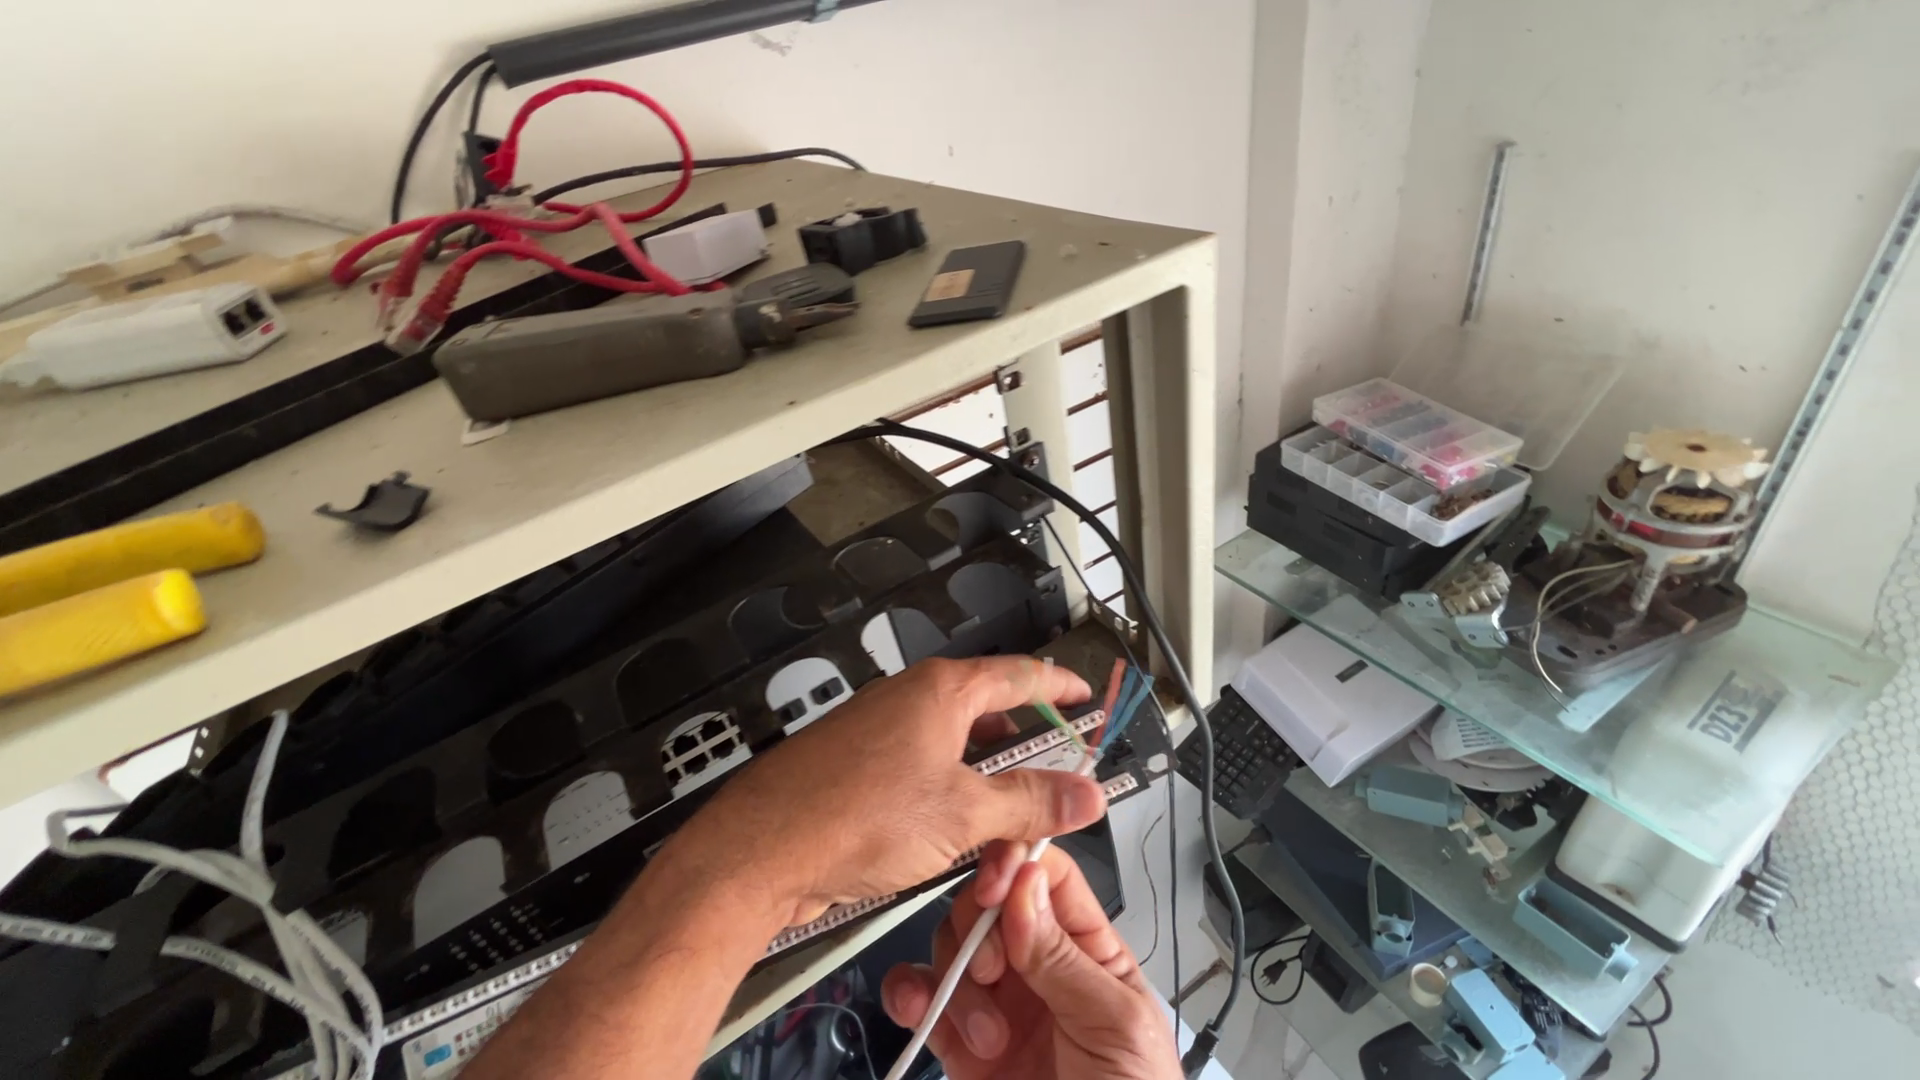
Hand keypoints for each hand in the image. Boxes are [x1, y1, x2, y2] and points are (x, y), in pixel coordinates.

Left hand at [665, 656, 1108, 926]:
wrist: (762, 850)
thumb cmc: (850, 814)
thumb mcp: (962, 812)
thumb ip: (1029, 802)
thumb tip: (1081, 795)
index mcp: (940, 690)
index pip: (1018, 673)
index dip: (1059, 684)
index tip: (1082, 692)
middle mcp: (908, 700)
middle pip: (987, 709)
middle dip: (1026, 741)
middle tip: (1057, 767)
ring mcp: (880, 732)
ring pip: (954, 745)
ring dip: (988, 776)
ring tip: (1013, 810)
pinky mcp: (859, 767)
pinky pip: (923, 769)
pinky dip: (951, 792)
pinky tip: (957, 829)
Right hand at [882, 842, 1180, 1079]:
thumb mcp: (1116, 1026)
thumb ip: (1065, 957)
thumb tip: (1024, 882)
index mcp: (1087, 948)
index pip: (1047, 877)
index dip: (1015, 865)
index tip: (994, 884)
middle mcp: (1037, 966)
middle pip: (987, 904)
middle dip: (978, 929)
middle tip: (991, 970)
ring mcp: (997, 1003)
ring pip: (952, 947)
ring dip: (955, 982)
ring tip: (988, 1039)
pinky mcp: (960, 1044)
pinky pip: (922, 997)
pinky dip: (909, 992)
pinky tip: (918, 1008)